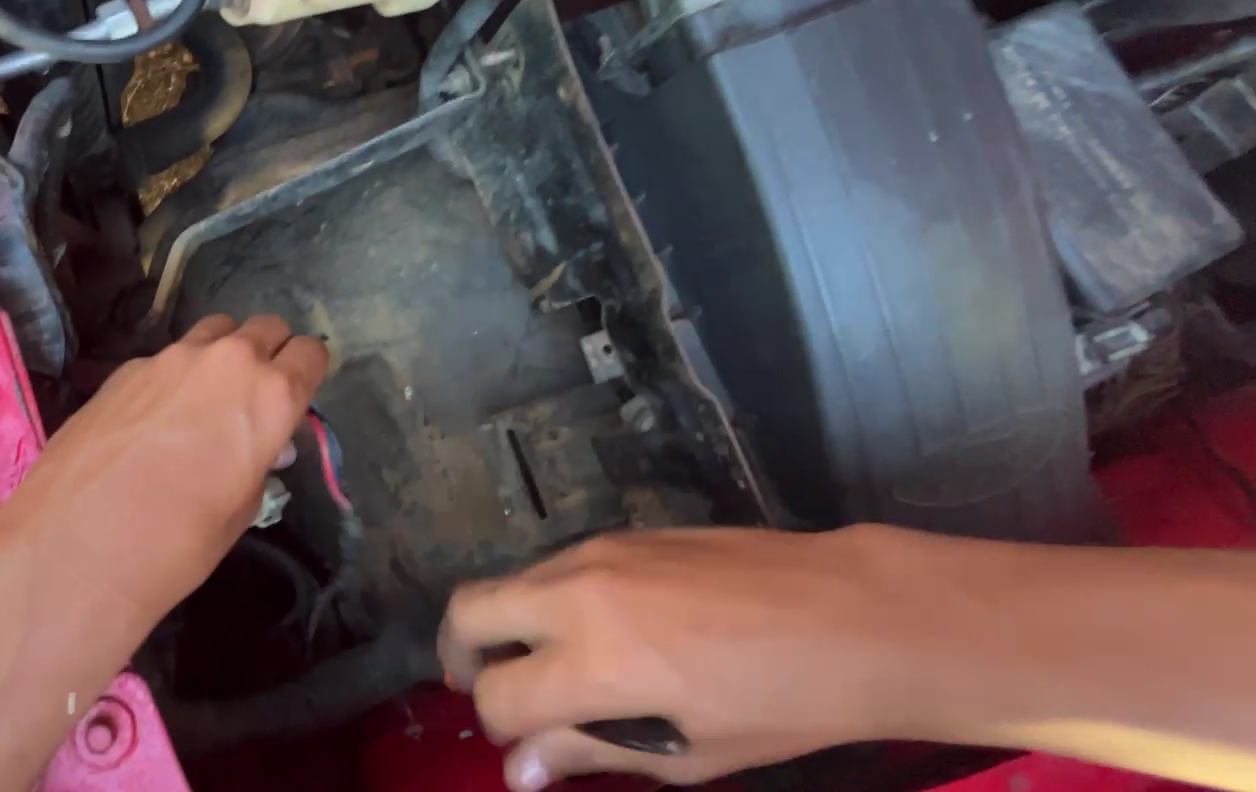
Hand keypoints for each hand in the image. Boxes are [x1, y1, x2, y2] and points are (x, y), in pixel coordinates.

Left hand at [0, 313, 329, 618]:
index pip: (311, 352)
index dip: (308, 372)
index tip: (298, 394)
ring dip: (223, 354)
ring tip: (206, 399)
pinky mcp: (126, 367)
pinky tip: (152, 420)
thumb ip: (259, 461)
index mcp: (270, 395)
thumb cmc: (177, 544)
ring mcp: (171, 357)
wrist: (74, 547)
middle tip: (256, 395)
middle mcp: (227, 361)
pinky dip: (175, 377)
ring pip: (216, 331)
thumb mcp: (241, 509)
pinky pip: (168, 358)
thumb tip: (260, 447)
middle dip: (271, 354)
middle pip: (266, 328)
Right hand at [439, 527, 958, 788]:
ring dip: (504, 624)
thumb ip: (589, 750)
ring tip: (543, 662)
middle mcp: (574, 595)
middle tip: (479, 685)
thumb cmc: (777, 706)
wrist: (843, 612)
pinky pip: (550, 567)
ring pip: (505, 583)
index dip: (499, 728)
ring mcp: (590, 553)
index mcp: (595, 664)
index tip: (521, 744)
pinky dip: (544, 601)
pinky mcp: (612, 532)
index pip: (499, 695)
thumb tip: (519, 771)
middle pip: (468, 610)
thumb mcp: (686, 751)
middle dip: (459, 653)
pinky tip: (593, 628)